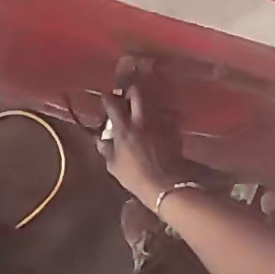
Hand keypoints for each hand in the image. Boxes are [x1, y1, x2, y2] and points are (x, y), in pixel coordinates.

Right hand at [97, 83, 184, 205]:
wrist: (164, 183)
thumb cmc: (134, 176)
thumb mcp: (113, 165)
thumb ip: (106, 149)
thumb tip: (100, 140)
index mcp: (123, 128)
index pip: (112, 104)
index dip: (107, 98)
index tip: (105, 96)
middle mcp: (141, 120)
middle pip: (136, 93)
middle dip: (130, 90)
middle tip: (126, 95)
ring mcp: (159, 121)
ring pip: (152, 101)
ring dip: (145, 102)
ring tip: (142, 108)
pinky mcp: (173, 128)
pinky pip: (166, 114)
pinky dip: (160, 114)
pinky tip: (157, 121)